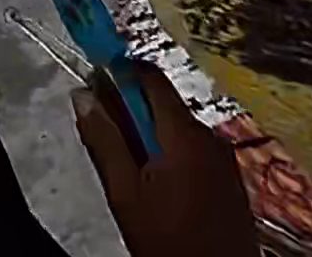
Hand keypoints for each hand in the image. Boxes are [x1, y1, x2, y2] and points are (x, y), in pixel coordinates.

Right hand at [74, 65, 258, 256]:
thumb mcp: (125, 193)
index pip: (150, 77)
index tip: (96, 81)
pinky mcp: (231, 181)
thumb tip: (81, 94)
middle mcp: (210, 138)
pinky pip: (192, 148)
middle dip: (130, 110)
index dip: (120, 71)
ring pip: (174, 126)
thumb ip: (103, 139)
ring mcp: (224, 160)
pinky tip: (156, 183)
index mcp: (185, 134)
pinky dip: (170, 151)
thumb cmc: (169, 244)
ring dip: (148, 133)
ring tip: (129, 166)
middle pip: (161, 103)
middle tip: (105, 133)